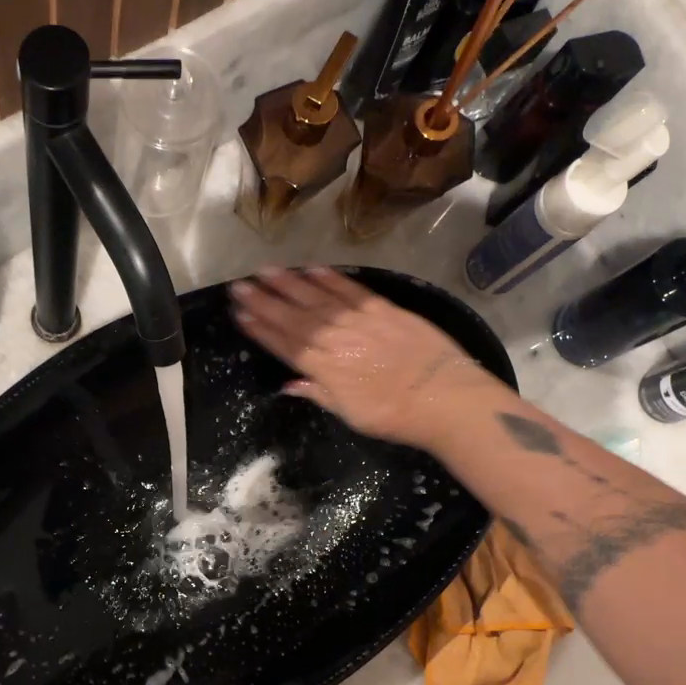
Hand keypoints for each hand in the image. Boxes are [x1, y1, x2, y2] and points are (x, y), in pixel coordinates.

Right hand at [230, 267, 480, 444]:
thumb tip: (288, 385)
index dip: (261, 329)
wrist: (445, 399)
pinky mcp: (385, 309)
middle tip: (240, 286)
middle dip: (265, 301)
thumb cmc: (395, 416)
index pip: (285, 345)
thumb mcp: (350, 414)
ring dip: (290, 284)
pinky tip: (312, 269)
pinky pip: (351, 291)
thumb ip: (318, 395)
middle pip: (294, 318)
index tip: (240, 314)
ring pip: (318, 299)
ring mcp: (361, 321)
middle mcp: (337, 340)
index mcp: (325, 370)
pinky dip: (331, 279)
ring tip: (266, 270)